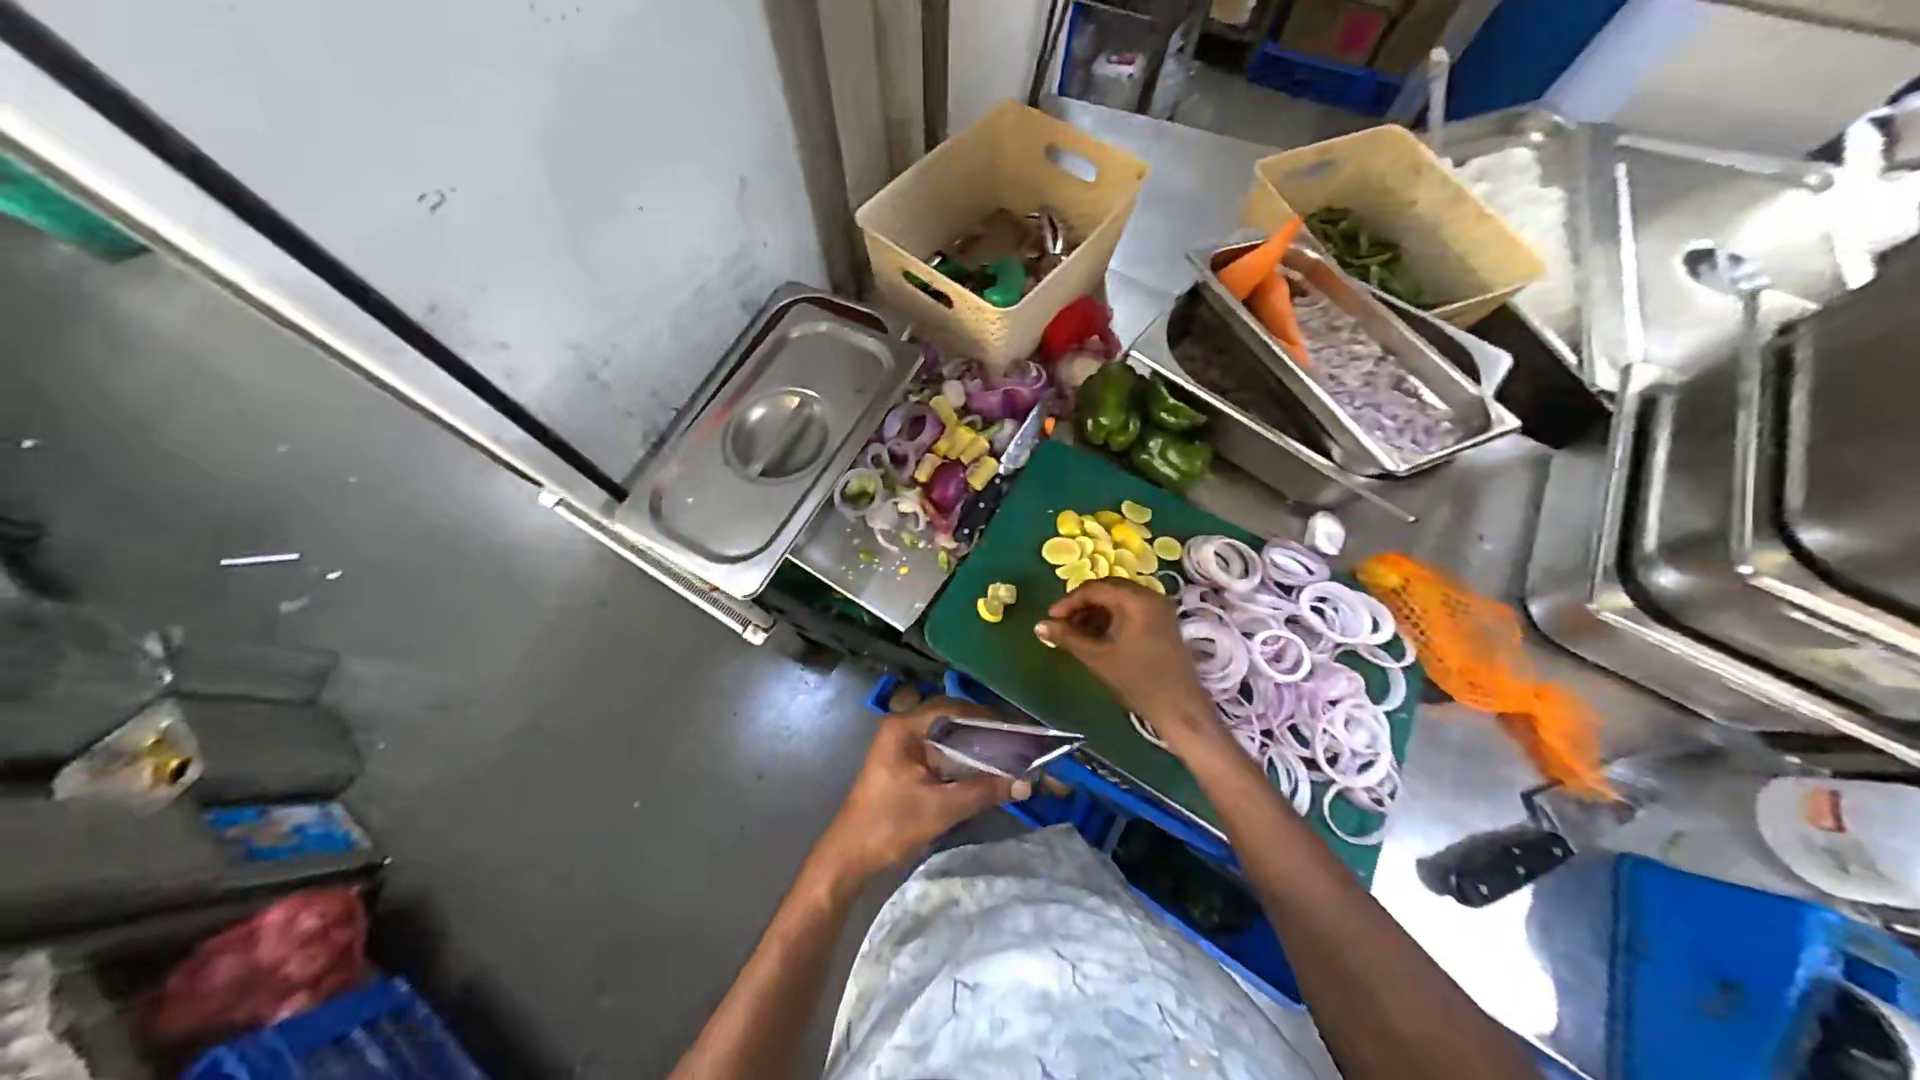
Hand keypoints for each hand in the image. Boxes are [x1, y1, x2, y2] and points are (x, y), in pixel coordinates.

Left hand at [814, 699, 1022, 881]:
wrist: (850, 857)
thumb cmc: (890, 826)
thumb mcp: (942, 808)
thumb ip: (984, 791)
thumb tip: (1026, 783)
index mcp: (904, 728)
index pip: (952, 709)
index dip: (986, 716)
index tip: (1016, 728)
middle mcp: (902, 728)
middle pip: (950, 718)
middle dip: (982, 729)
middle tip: (1015, 740)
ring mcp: (901, 745)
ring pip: (945, 735)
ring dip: (973, 744)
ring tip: (1007, 753)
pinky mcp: (904, 763)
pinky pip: (939, 750)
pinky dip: (961, 757)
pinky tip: (983, 769)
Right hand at [1035, 579, 1222, 749]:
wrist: (1180, 708)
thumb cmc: (1138, 681)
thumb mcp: (1097, 657)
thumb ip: (1067, 638)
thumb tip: (1039, 626)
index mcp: (1136, 599)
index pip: (1094, 588)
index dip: (1068, 602)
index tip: (1050, 619)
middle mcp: (1150, 596)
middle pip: (1107, 590)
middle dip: (1081, 605)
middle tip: (1061, 624)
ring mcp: (1159, 608)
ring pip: (1118, 600)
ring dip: (1095, 612)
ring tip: (1075, 633)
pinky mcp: (1163, 621)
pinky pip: (1131, 609)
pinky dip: (1111, 618)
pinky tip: (1096, 636)